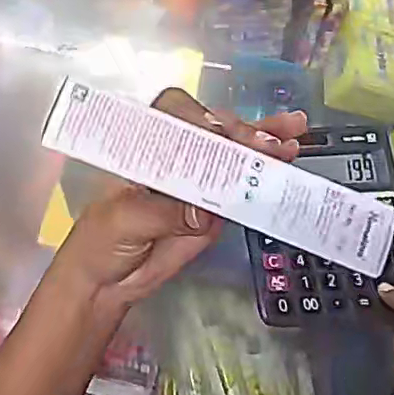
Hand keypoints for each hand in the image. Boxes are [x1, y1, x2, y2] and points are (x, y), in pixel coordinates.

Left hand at [50, 88, 306, 317]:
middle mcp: (174, 153)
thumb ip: (164, 213)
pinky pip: (244, 183)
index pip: (173, 115)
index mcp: (143, 145)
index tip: (221, 137)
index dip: (200, 120)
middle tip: (266, 145)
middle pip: (211, 127)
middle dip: (241, 131)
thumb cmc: (100, 240)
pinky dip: (267, 170)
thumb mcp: (124, 221)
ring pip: (233, 148)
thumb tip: (205, 210)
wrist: (108, 280)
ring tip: (293, 133)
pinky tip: (290, 154)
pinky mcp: (216, 203)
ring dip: (264, 138)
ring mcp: (198, 176)